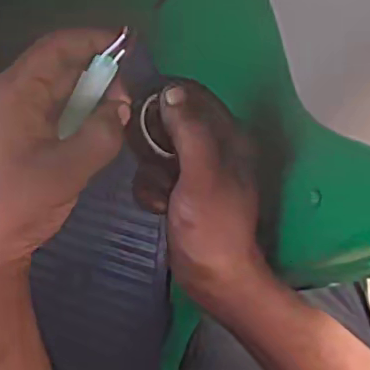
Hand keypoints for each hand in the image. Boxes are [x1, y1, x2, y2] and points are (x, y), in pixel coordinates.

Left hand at [0, 29, 131, 276]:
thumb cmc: (17, 204)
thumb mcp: (68, 168)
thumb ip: (101, 133)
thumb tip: (120, 108)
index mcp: (16, 92)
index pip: (58, 46)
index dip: (95, 39)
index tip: (129, 43)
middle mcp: (12, 95)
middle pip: (59, 64)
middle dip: (97, 71)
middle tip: (128, 92)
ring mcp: (12, 116)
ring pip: (58, 89)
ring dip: (89, 94)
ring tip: (117, 111)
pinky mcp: (17, 136)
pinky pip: (52, 110)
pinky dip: (77, 113)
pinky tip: (96, 128)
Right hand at [132, 81, 279, 313]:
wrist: (214, 278)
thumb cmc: (212, 226)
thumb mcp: (201, 174)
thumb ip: (188, 131)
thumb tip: (171, 91)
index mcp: (229, 137)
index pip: (195, 96)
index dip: (167, 98)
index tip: (140, 109)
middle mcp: (213, 148)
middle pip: (170, 123)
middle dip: (153, 144)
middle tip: (152, 162)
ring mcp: (195, 171)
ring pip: (156, 151)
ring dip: (151, 173)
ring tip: (162, 195)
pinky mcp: (179, 191)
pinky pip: (153, 176)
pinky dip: (150, 190)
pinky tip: (158, 208)